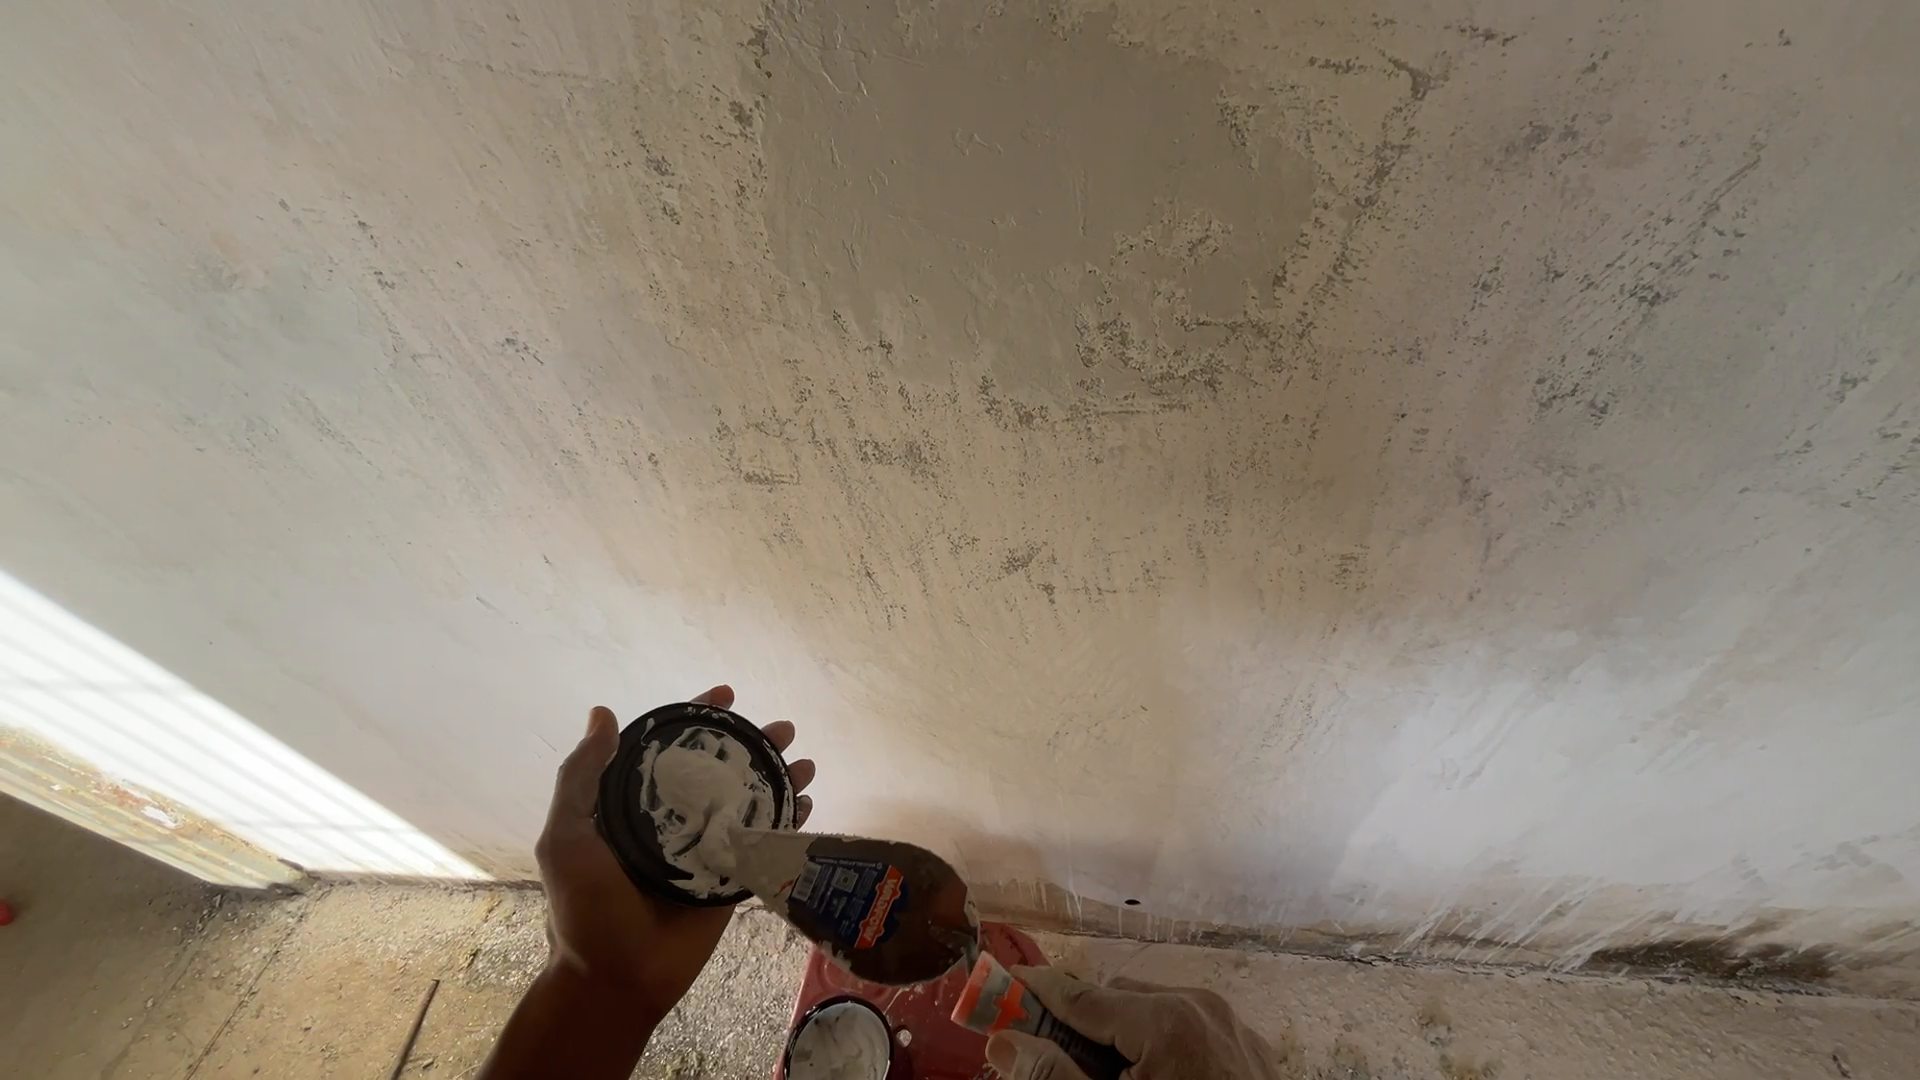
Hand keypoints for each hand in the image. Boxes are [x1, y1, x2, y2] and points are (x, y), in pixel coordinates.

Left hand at [535, 684, 816, 1024]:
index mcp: (641, 803)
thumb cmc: (587, 907)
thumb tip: (602, 713)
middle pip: (724, 767)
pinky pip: (766, 839)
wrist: (617, 978)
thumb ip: (581, 778)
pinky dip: (789, 819)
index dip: (701, 715)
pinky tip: (806, 803)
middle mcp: (679, 816)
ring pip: (753, 799)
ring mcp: (710, 844)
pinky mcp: (733, 875)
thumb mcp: (569, 838)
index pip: (674, 746)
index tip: (727, 693)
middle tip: (784, 728)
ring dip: (781, 777)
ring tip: (806, 762)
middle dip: (756, 742)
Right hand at [986, 967, 1287, 1079]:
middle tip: (1059, 1048)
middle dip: (1087, 1018)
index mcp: (1165, 1020)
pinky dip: (1166, 1041)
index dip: (1042, 990)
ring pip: (1157, 1006)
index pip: (1083, 995)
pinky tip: (1161, 1079)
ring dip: (1127, 1029)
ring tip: (1115, 1072)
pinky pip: (1192, 1025)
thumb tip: (1002, 1041)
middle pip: (1120, 995)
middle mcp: (1200, 1005)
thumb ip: (1056, 1077)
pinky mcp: (1253, 1048)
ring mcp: (1232, 1025)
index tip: (1009, 980)